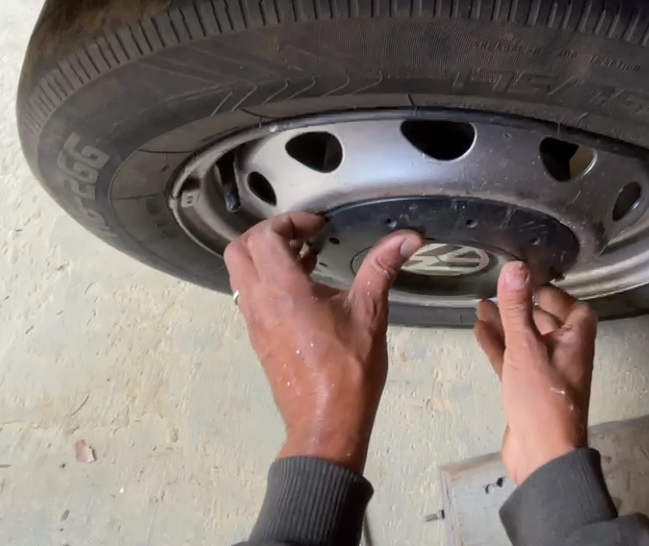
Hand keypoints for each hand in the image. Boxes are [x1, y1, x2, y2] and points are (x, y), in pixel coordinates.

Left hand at [225, 213, 422, 472]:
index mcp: (283, 292)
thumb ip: (383, 268)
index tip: (318, 226)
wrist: (326, 426)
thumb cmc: (348, 369)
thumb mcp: (370, 313)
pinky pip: (249, 293)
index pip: (264, 237)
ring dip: (266, 255)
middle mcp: (259, 303)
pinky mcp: (259, 336)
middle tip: (303, 234)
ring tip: (306, 255)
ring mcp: (254, 322)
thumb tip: (409, 237)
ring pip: (240, 272)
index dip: (289, 221)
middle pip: (239, 250)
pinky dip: (268, 278)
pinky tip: (304, 285)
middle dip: (269, 233)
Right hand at [473, 261, 597, 482]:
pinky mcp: (527, 390)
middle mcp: (564, 354)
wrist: (542, 458)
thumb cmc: (542, 398)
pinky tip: (478, 329)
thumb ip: (517, 308)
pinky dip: (498, 345)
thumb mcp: (526, 347)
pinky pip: (512, 359)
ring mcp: (545, 373)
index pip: (573, 308)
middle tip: (501, 289)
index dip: (553, 293)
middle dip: (522, 305)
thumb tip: (514, 267)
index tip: (530, 280)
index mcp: (575, 342)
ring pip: (524, 340)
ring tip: (481, 304)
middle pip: (546, 322)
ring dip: (505, 323)